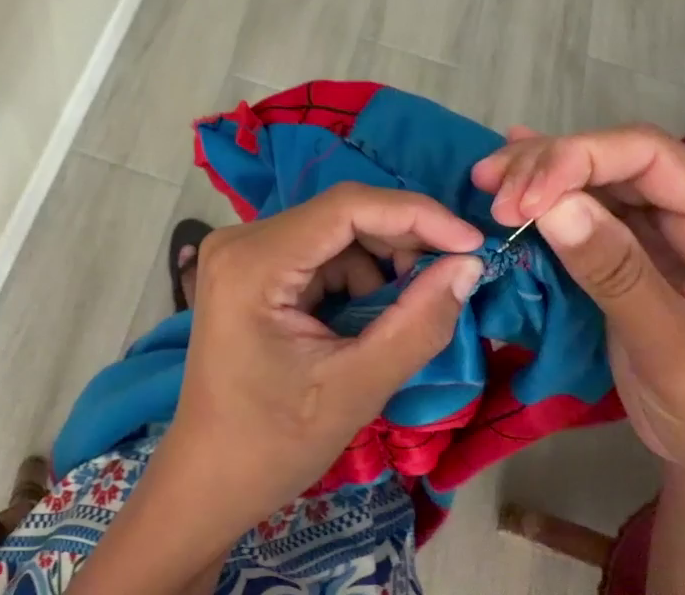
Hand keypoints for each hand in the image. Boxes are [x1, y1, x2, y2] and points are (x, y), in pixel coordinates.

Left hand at [158, 184, 484, 531]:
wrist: (211, 477)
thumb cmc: (274, 442)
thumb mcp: (356, 387)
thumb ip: (418, 323)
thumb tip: (470, 265)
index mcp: (253, 262)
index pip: (346, 206)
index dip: (417, 214)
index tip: (474, 242)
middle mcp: (241, 240)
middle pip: (341, 215)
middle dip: (402, 243)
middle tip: (451, 281)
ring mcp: (242, 252)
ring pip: (335, 235)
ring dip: (379, 268)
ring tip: (397, 321)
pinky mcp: (251, 269)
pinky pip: (319, 254)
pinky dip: (354, 280)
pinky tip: (364, 322)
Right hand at [471, 125, 684, 533]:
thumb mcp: (681, 358)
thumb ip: (619, 276)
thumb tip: (551, 206)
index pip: (648, 156)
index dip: (576, 160)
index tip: (518, 198)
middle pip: (618, 160)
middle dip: (549, 166)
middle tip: (487, 189)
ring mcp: (673, 238)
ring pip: (599, 183)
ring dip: (541, 179)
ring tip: (486, 181)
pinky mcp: (642, 262)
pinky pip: (592, 217)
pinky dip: (548, 204)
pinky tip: (512, 185)